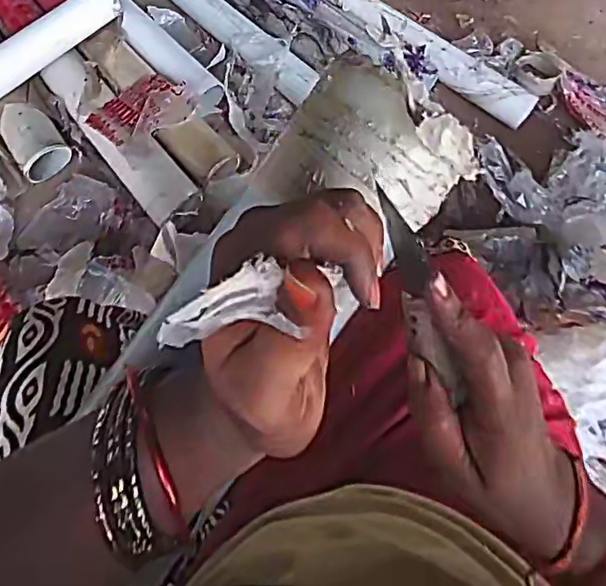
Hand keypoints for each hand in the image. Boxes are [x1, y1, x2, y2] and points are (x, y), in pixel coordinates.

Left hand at [200, 190, 383, 457]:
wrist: (246, 401)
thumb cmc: (250, 398)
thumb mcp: (265, 389)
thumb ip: (285, 338)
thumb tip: (305, 278)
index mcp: (237, 264)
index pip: (299, 227)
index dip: (346, 253)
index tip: (365, 298)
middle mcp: (252, 238)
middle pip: (323, 208)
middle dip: (360, 245)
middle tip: (368, 293)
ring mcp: (274, 234)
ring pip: (336, 205)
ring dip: (365, 238)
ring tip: (364, 285)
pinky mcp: (296, 239)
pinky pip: (339, 217)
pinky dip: (363, 239)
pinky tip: (360, 276)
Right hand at [405, 270, 580, 567]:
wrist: (548, 495)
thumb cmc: (494, 484)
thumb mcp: (452, 466)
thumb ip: (430, 412)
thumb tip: (416, 359)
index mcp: (503, 407)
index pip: (478, 349)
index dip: (452, 313)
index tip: (428, 282)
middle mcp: (517, 372)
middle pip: (469, 329)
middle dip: (434, 318)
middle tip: (409, 327)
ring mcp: (519, 358)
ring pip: (469, 328)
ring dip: (442, 331)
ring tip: (433, 364)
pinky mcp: (513, 351)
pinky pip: (473, 331)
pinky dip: (453, 335)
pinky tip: (446, 360)